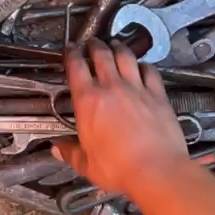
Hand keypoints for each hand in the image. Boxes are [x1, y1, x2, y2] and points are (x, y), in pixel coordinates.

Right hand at [53, 41, 188, 195]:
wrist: (157, 171)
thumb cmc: (118, 168)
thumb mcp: (86, 164)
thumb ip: (70, 153)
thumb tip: (56, 149)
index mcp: (88, 101)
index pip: (76, 67)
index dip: (71, 54)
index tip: (70, 49)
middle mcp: (111, 88)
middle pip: (101, 55)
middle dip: (94, 45)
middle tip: (92, 43)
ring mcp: (137, 89)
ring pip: (126, 57)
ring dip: (118, 48)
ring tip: (115, 44)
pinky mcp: (158, 95)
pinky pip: (150, 71)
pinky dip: (144, 65)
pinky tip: (143, 66)